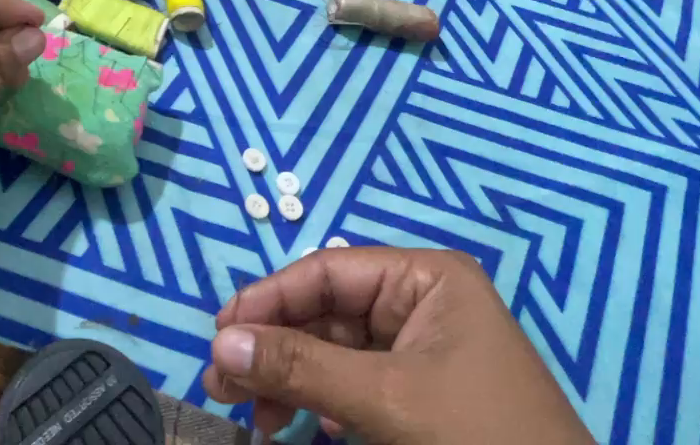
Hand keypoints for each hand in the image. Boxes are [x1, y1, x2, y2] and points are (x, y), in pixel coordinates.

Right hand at [202, 247, 591, 444]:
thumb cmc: (481, 440)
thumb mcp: (386, 401)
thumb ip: (300, 368)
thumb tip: (219, 346)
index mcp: (425, 277)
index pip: (326, 271)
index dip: (268, 299)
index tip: (218, 335)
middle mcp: (423, 302)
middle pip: (327, 310)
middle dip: (275, 347)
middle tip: (222, 382)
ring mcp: (424, 349)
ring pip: (335, 350)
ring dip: (291, 380)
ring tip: (252, 416)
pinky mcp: (424, 394)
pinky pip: (357, 384)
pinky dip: (323, 403)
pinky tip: (302, 425)